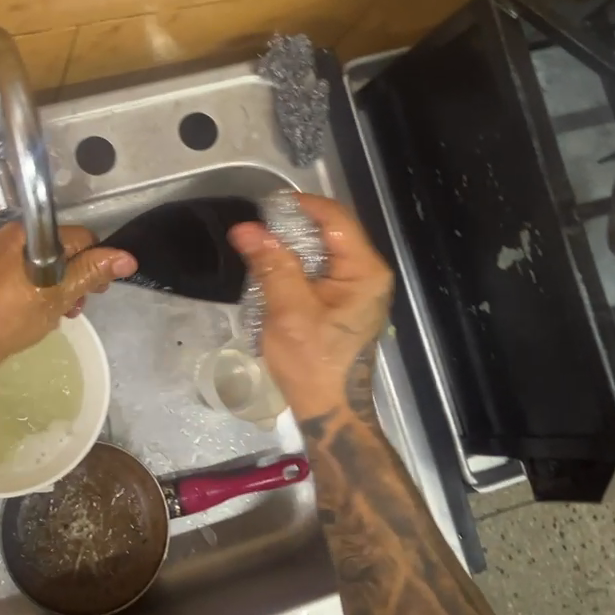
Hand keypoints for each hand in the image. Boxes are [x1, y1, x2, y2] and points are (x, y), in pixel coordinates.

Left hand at [0, 223, 134, 376]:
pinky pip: (20, 278)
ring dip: (56, 291)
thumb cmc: (11, 316)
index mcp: (29, 234)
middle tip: (73, 308)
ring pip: (40, 267)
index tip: (95, 292)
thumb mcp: (58, 294)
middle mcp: (11, 238)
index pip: (80, 238)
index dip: (95, 264)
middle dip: (74, 281)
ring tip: (54, 317)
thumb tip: (127, 258)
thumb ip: (92, 273)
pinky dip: (33, 294)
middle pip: (60, 252)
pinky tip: (31, 317)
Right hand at [228, 194, 393, 419]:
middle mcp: (368, 275)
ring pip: (322, 253)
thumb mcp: (288, 311)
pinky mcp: (344, 304)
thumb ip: (271, 265)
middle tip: (255, 230)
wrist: (328, 408)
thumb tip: (246, 229)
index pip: (335, 219)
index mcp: (365, 271)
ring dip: (290, 249)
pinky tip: (272, 274)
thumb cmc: (312, 362)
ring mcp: (358, 290)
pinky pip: (319, 273)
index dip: (300, 206)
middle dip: (291, 228)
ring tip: (258, 249)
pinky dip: (295, 268)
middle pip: (329, 233)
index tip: (264, 207)